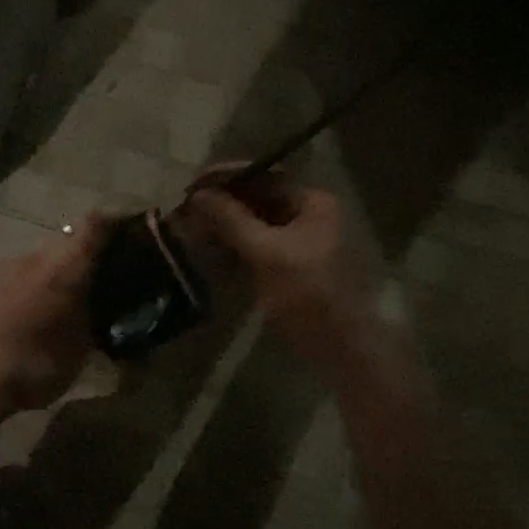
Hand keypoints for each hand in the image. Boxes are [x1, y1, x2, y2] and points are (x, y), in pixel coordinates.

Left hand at [0, 214, 104, 413]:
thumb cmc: (39, 364)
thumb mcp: (81, 346)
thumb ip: (94, 314)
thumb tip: (103, 302)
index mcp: (66, 266)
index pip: (94, 224)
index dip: (110, 225)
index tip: (123, 235)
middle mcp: (37, 254)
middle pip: (66, 241)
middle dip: (79, 257)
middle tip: (92, 281)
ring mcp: (8, 263)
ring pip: (41, 257)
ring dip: (52, 271)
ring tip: (58, 301)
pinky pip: (19, 271)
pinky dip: (30, 283)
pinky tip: (29, 310)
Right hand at [185, 165, 381, 371]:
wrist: (341, 353)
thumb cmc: (307, 296)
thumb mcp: (265, 253)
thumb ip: (231, 219)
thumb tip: (199, 194)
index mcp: (313, 203)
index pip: (263, 175)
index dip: (226, 177)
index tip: (193, 184)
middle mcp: (311, 214)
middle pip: (259, 196)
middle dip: (223, 201)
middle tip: (187, 207)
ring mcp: (303, 241)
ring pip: (256, 221)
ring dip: (226, 222)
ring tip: (193, 226)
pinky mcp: (294, 265)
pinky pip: (260, 243)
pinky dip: (236, 243)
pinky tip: (212, 247)